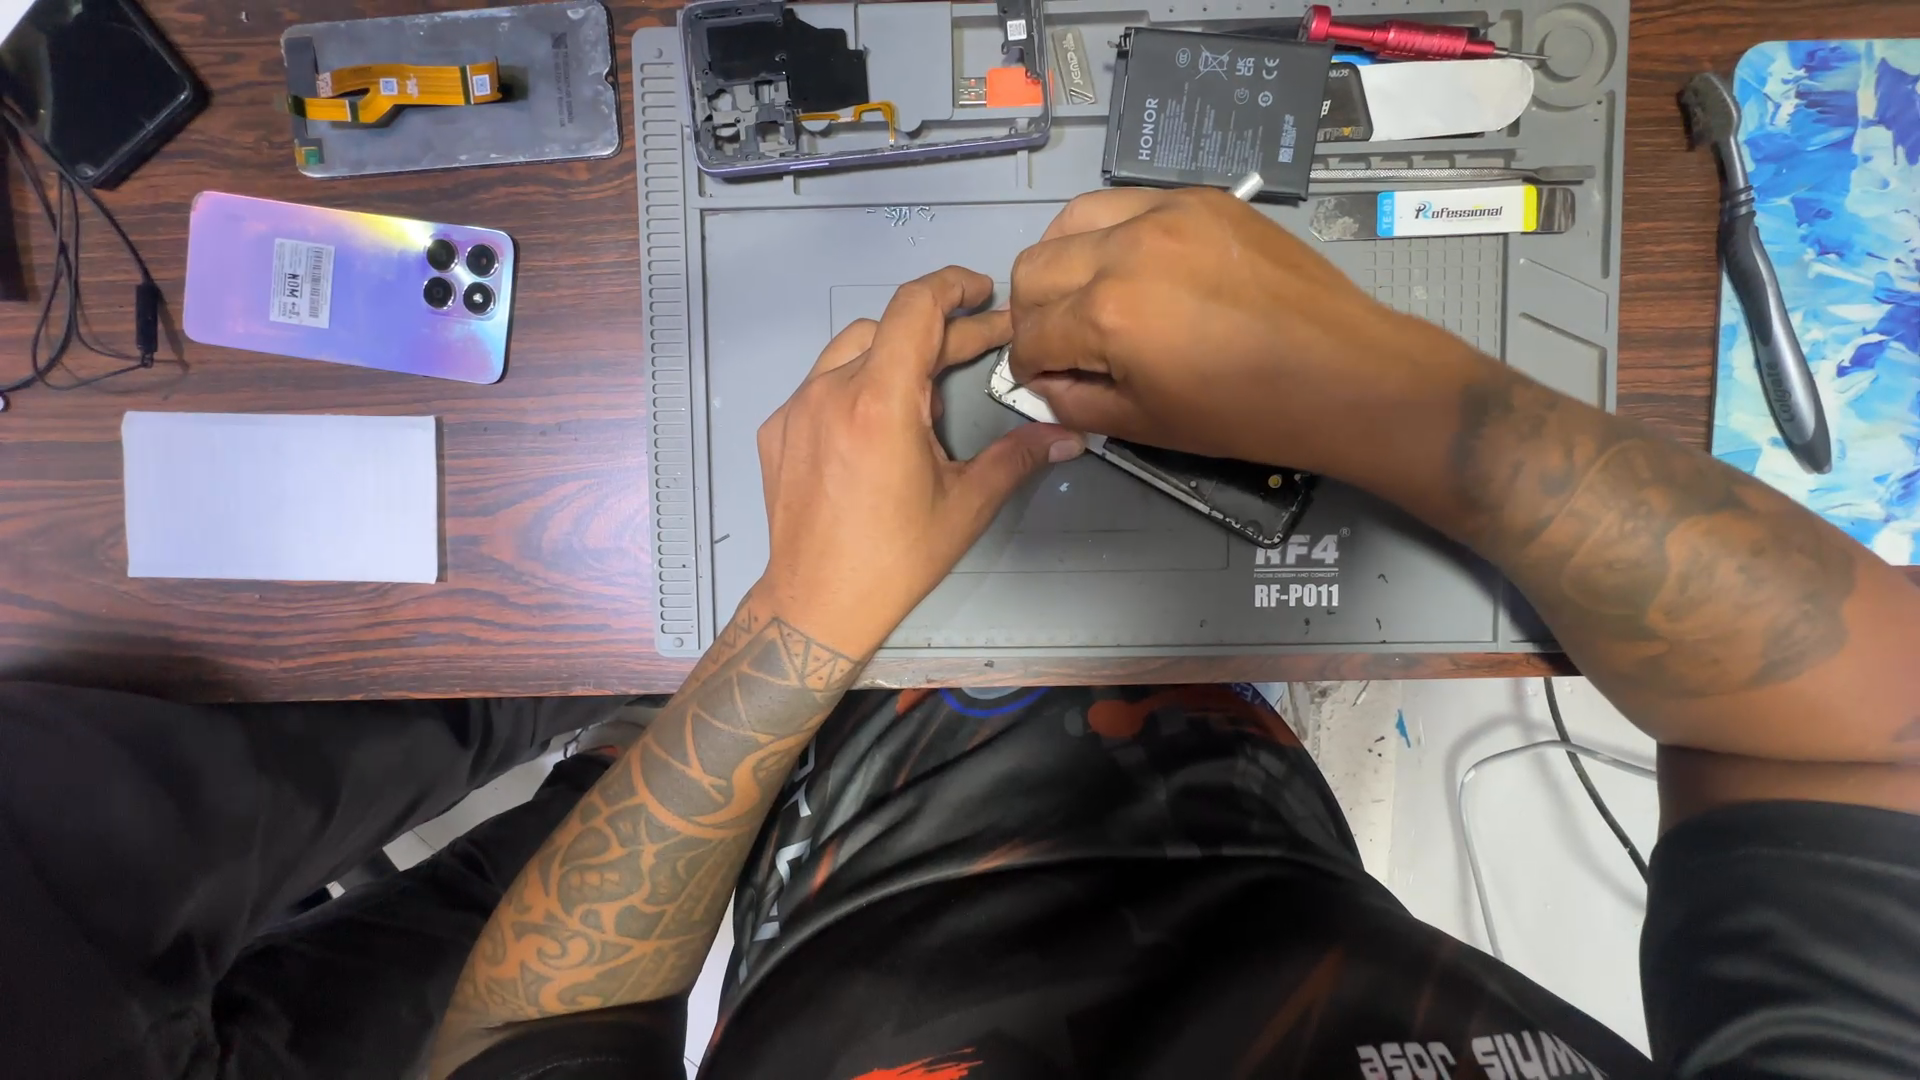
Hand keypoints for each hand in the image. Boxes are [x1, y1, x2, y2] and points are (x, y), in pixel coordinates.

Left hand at [754, 266, 1084, 656]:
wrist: (816, 604)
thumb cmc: (895, 559)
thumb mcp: (965, 505)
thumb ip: (1017, 457)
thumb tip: (1069, 435)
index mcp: (880, 401)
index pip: (915, 308)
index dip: (953, 286)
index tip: (981, 292)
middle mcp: (830, 390)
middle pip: (889, 329)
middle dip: (941, 333)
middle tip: (981, 350)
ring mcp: (796, 408)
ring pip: (850, 350)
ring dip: (895, 354)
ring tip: (926, 390)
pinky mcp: (777, 430)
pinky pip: (820, 384)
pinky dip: (856, 385)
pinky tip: (875, 424)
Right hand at [1008, 187, 1471, 474]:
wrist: (1340, 374)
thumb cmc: (1242, 414)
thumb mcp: (1143, 425)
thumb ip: (1072, 402)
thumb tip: (1042, 381)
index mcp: (1108, 316)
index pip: (1029, 333)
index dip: (1026, 365)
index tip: (1044, 377)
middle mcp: (1125, 250)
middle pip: (1033, 268)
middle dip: (1033, 312)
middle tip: (1061, 340)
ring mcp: (1166, 211)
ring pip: (1069, 221)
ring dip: (1062, 264)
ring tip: (1088, 296)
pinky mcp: (1201, 198)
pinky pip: (1124, 202)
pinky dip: (1109, 236)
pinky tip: (1134, 268)